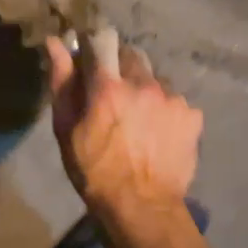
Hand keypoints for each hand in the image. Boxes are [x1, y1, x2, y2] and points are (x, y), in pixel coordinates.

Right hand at [45, 30, 202, 216]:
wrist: (141, 206)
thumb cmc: (93, 169)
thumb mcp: (66, 128)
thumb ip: (63, 82)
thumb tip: (55, 43)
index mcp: (108, 86)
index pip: (102, 41)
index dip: (93, 46)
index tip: (88, 59)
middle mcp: (145, 84)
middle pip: (131, 56)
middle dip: (119, 68)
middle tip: (111, 95)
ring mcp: (173, 99)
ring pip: (155, 78)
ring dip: (143, 89)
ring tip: (136, 118)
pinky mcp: (192, 115)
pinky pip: (174, 100)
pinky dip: (163, 109)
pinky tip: (156, 131)